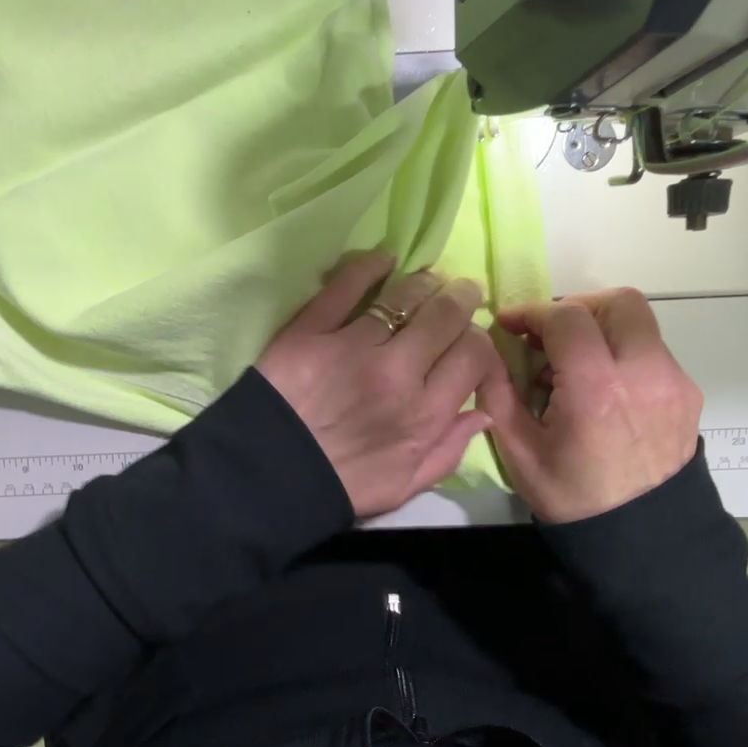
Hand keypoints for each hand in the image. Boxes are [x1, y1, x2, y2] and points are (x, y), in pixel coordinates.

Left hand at [258, 252, 507, 517]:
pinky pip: (344, 287)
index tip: (469, 338)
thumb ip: (447, 452)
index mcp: (424, 415)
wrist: (265, 480)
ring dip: (423, 282)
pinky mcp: (309, 332)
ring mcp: (352, 349)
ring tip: (426, 279)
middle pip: (445, 317)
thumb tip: (482, 413)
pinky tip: (382, 259)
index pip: (473, 356)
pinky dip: (368, 267)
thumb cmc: (338, 487)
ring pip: (402, 296)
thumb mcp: (403, 487)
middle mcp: (397, 374)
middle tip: (460, 293)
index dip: (478, 341)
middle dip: (460, 299)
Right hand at [482, 288, 702, 522]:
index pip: (566, 318)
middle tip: (547, 334)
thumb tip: (487, 350)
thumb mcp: (517, 450)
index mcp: (596, 390)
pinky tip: (599, 389)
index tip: (509, 324)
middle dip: (576, 308)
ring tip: (571, 365)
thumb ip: (496, 391)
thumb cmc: (570, 496)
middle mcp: (644, 374)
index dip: (532, 312)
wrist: (639, 537)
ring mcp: (673, 382)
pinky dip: (620, 354)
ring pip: (639, 324)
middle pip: (618, 302)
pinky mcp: (687, 393)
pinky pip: (651, 352)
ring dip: (600, 329)